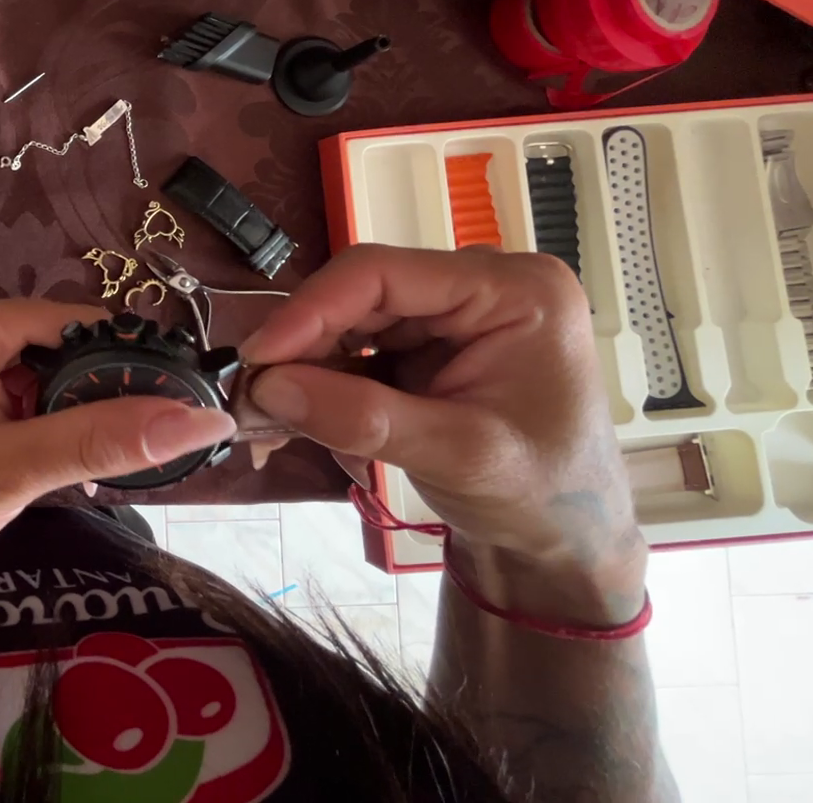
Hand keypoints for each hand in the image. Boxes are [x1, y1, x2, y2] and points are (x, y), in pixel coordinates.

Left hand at [0, 293, 234, 614]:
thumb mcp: (16, 470)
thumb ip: (104, 437)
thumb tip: (202, 417)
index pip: (79, 323)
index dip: (132, 362)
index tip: (182, 409)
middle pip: (60, 341)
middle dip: (97, 392)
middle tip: (132, 450)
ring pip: (41, 363)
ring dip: (69, 407)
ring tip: (92, 461)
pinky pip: (12, 376)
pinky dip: (39, 411)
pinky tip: (49, 453)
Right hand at [239, 246, 646, 623]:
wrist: (562, 539)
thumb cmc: (540, 495)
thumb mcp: (458, 456)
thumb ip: (363, 418)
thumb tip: (266, 388)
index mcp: (510, 291)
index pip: (381, 273)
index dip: (308, 310)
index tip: (255, 359)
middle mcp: (475, 285)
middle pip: (354, 294)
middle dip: (298, 344)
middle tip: (250, 392)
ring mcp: (444, 311)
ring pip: (341, 319)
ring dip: (298, 364)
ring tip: (266, 410)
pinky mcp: (419, 340)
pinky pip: (347, 345)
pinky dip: (314, 378)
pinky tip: (292, 410)